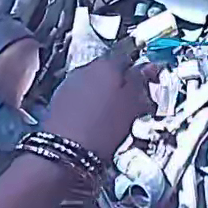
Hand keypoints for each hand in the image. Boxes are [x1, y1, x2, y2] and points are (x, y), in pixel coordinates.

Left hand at [42, 41, 155, 157]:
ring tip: (116, 115)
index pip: (128, 54)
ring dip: (106, 93)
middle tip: (135, 101)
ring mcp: (70, 83)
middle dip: (122, 82)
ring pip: (95, 82)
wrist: (64, 153)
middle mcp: (86, 69)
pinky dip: (91, 104)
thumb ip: (141, 82)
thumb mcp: (132, 106)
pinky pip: (81, 95)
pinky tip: (97, 121)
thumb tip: (148, 68)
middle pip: (110, 68)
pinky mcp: (59, 100)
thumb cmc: (101, 129)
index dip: (141, 67)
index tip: (149, 80)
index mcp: (107, 65)